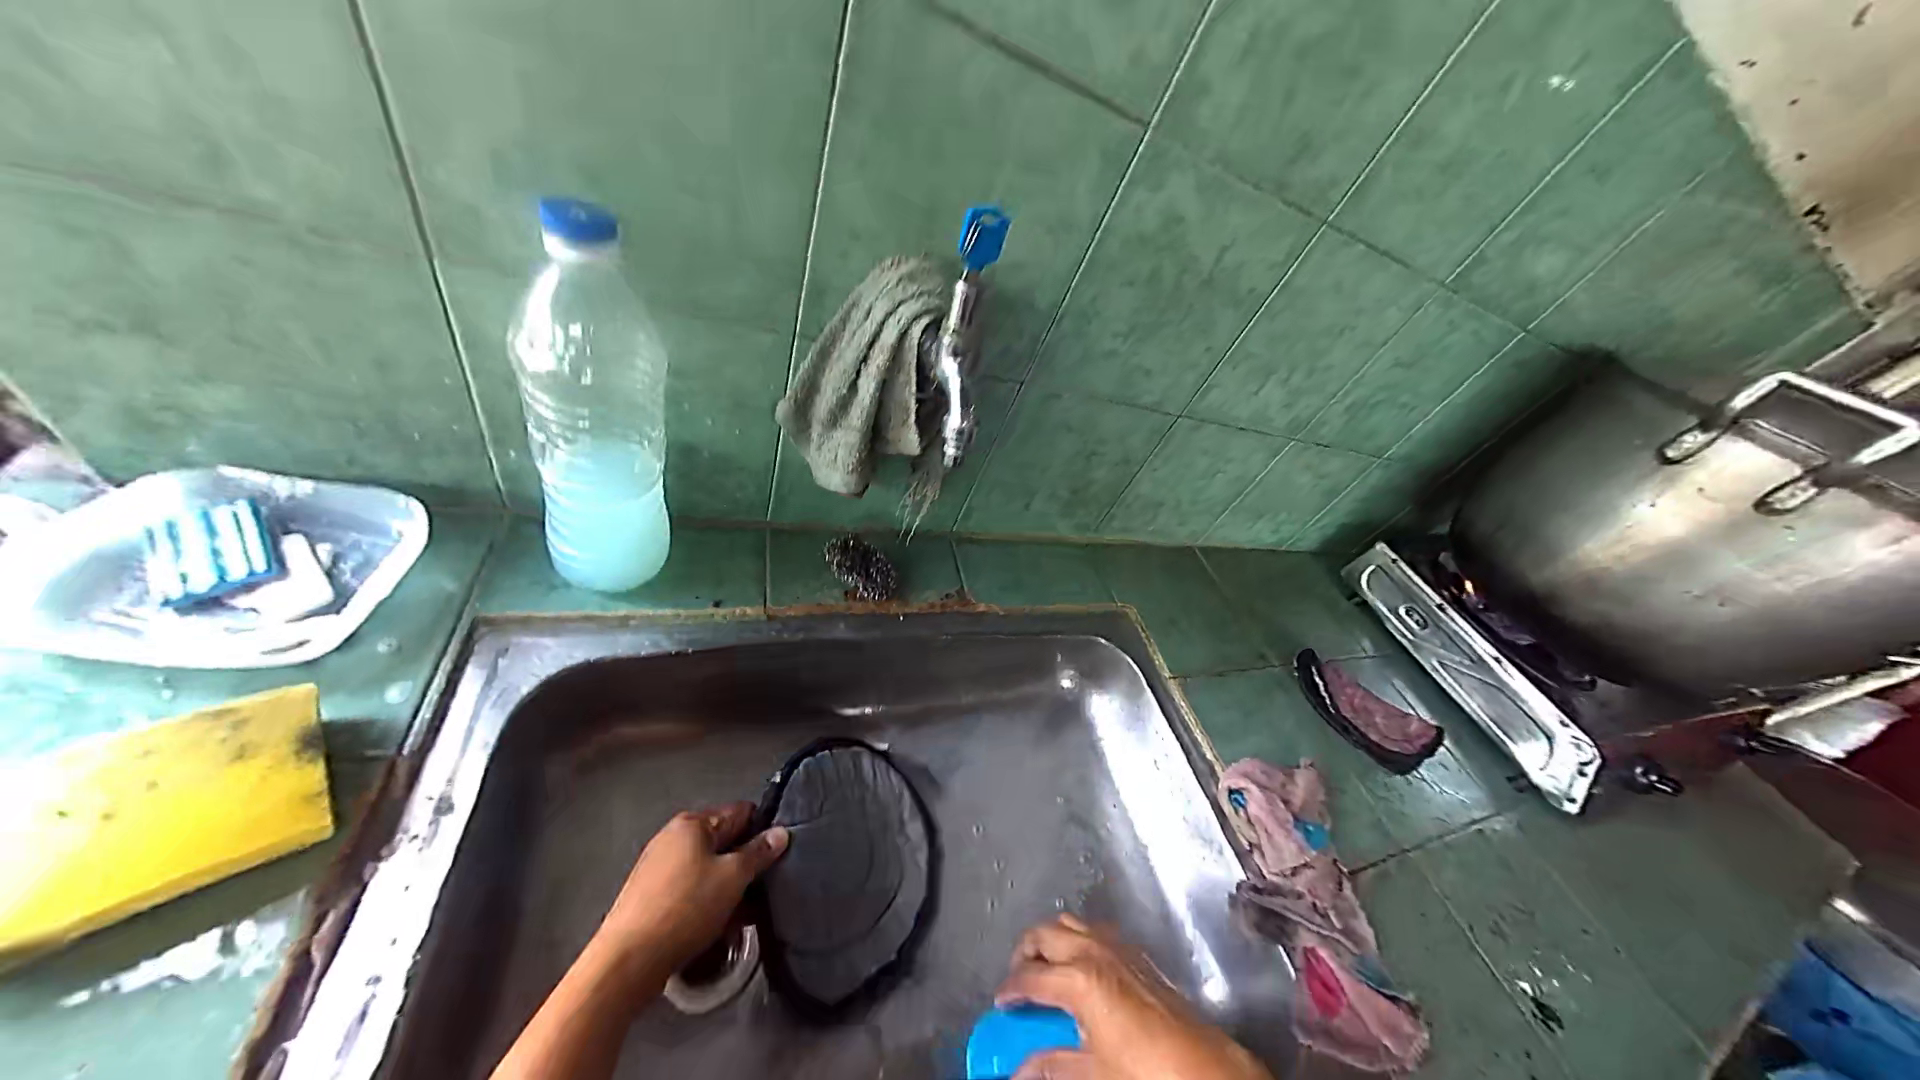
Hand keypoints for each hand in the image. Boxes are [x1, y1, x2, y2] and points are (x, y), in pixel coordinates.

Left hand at [594, 802, 788, 979]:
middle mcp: (673, 837)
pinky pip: (690, 890)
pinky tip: (716, 928)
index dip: (763, 832)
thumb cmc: (685, 908)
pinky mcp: (649, 896)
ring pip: (708, 870)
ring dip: (729, 891)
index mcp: (692, 823)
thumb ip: (759, 853)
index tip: (776, 857)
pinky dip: (707, 904)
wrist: (627, 962)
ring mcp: (658, 867)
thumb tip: (780, 833)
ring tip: (742, 918)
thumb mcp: (733, 878)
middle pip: (724, 843)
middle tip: (762, 893)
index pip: (741, 812)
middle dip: (745, 868)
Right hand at [995, 915, 1271, 1079]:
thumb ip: (1053, 1066)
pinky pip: (1094, 930)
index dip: (1010, 988)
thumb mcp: (1093, 1073)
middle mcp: (1093, 950)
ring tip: (1045, 967)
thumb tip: (1019, 1072)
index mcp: (1078, 978)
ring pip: (1070, 923)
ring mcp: (1117, 946)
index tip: (1000, 1001)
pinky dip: (1077, 939)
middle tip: (1018, 978)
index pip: (1030, 976)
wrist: (1204, 1068)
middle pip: (1044, 934)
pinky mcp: (1136, 952)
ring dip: (1051, 939)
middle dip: (1025, 952)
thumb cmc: (1144, 1071)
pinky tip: (1080, 966)